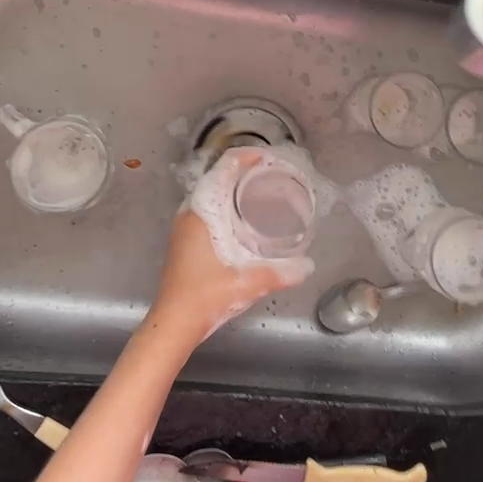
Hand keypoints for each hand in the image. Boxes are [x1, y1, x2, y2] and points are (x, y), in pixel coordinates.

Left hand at [148, 153, 314, 346]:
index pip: (223, 169)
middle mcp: (190, 212)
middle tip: (271, 172)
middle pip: (217, 177)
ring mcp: (186, 226)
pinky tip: (243, 216)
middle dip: (243, 170)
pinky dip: (226, 202)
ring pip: (211, 193)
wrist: (173, 324)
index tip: (268, 157)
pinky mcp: (186, 239)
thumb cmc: (204, 297)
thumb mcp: (247, 282)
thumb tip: (309, 266)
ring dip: (233, 186)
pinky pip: (208, 207)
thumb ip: (280, 273)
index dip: (245, 157)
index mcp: (202, 212)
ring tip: (260, 189)